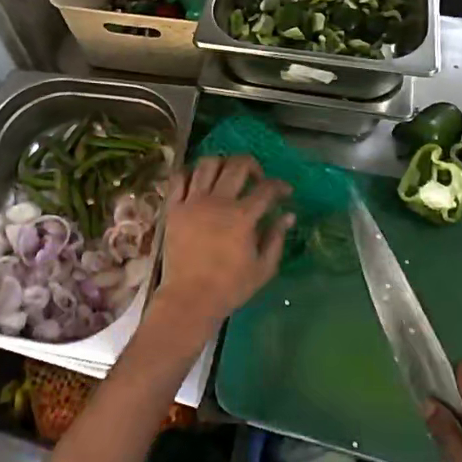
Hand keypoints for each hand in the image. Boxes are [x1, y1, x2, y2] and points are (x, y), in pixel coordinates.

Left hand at [148, 156, 292, 342]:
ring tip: (228, 176)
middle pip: (237, 165)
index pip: (267, 188)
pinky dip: (192, 173)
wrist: (189, 298)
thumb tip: (288, 215)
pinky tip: (200, 182)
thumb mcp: (263, 268)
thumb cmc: (230, 287)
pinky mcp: (173, 208)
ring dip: (223, 163)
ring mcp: (192, 202)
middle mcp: (218, 202)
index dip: (280, 186)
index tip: (285, 192)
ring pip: (207, 163)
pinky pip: (179, 178)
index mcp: (242, 217)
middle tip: (257, 179)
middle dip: (253, 165)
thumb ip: (276, 238)